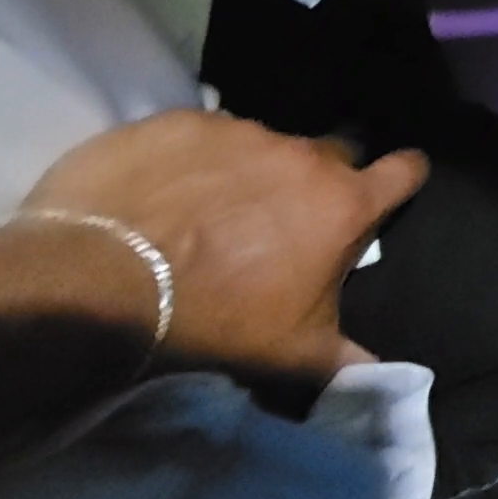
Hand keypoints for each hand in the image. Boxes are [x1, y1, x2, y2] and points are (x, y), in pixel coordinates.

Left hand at [22, 110, 427, 376]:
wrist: (91, 289)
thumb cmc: (214, 321)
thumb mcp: (292, 353)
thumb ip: (348, 357)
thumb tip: (383, 374)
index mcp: (346, 205)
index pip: (407, 169)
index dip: (405, 175)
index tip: (394, 185)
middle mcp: (306, 157)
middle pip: (338, 150)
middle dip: (324, 175)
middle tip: (288, 211)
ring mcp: (243, 134)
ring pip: (267, 143)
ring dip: (255, 168)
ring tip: (212, 205)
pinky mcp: (180, 124)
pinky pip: (203, 135)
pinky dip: (196, 158)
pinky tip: (165, 190)